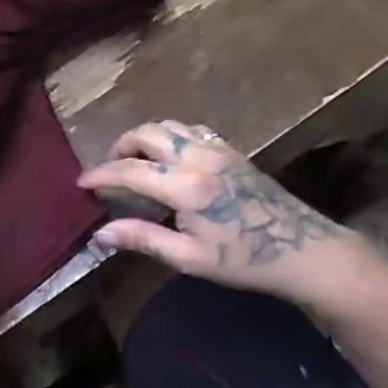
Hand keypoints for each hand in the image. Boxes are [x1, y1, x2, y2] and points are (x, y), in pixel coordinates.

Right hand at [77, 120, 373, 305]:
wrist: (306, 252)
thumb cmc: (245, 260)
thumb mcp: (189, 257)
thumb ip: (142, 238)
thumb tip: (98, 234)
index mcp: (185, 187)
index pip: (129, 170)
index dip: (100, 175)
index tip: (81, 184)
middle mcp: (198, 158)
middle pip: (146, 134)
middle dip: (119, 148)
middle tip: (109, 171)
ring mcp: (218, 149)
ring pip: (168, 126)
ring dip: (144, 138)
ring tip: (135, 162)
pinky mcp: (232, 150)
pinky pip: (191, 130)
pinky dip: (170, 136)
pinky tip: (169, 157)